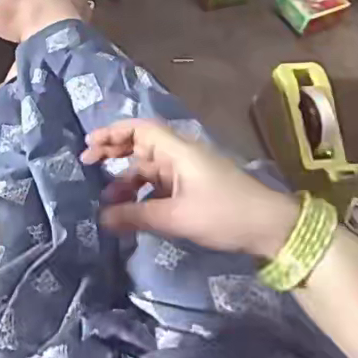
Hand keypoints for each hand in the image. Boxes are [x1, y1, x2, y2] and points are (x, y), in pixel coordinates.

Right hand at [81, 119, 299, 260]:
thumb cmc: (223, 213)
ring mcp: (186, 171)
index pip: (139, 129)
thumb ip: (136, 215)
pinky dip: (140, 193)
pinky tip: (128, 211)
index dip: (113, 132)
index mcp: (177, 150)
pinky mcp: (191, 188)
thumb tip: (102, 218)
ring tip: (105, 200)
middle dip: (113, 152)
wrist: (270, 228)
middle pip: (140, 146)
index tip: (89, 144)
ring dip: (125, 180)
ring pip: (147, 168)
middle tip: (87, 165)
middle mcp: (179, 154)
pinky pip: (158, 184)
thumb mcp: (176, 217)